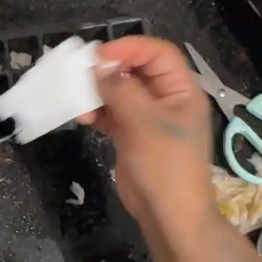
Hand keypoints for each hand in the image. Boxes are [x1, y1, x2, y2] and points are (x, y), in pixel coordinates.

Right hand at [78, 36, 215, 223]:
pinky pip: (111, 114)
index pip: (157, 54)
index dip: (129, 49)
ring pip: (119, 93)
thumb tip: (97, 67)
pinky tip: (83, 118)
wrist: (168, 213)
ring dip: (97, 95)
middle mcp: (166, 99)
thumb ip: (120, 91)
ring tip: (80, 106)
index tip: (97, 57)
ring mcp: (147, 119)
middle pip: (135, 71)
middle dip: (107, 73)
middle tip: (80, 78)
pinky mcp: (131, 136)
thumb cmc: (164, 165)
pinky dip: (97, 113)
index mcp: (181, 90)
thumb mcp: (144, 122)